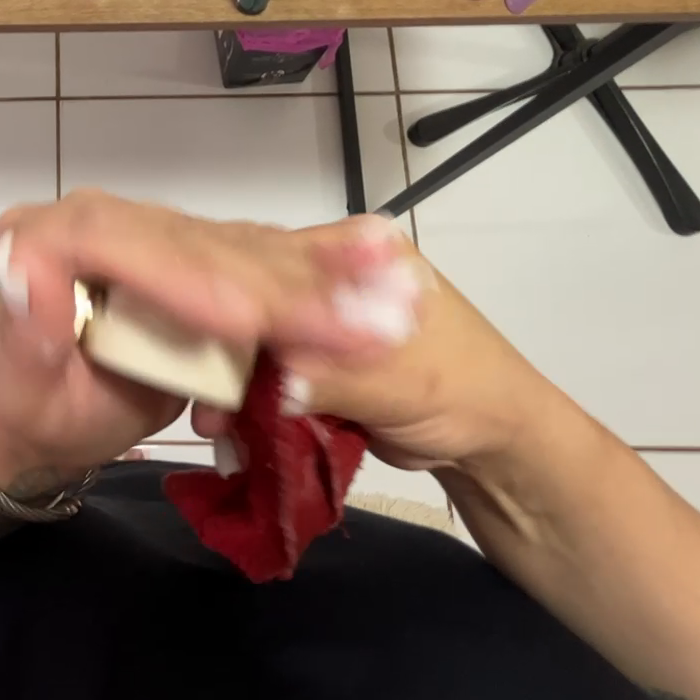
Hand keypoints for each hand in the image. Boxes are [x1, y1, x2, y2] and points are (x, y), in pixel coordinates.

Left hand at [0, 192, 419, 477]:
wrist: (52, 413)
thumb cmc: (43, 412)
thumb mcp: (28, 389)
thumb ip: (29, 330)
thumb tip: (30, 264)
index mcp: (40, 239)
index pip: (106, 235)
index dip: (178, 273)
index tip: (244, 321)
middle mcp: (93, 218)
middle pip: (185, 239)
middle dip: (270, 286)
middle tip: (360, 325)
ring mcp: (144, 229)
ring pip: (229, 245)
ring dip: (309, 282)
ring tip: (390, 305)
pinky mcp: (184, 248)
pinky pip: (250, 256)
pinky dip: (312, 277)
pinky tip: (377, 278)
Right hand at [204, 224, 575, 471]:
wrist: (493, 447)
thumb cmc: (461, 391)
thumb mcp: (393, 379)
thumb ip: (322, 376)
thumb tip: (250, 382)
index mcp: (359, 252)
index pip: (278, 263)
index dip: (241, 303)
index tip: (207, 344)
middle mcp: (333, 275)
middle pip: (263, 304)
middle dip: (235, 350)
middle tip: (206, 393)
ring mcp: (322, 319)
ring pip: (263, 341)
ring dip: (241, 379)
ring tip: (214, 416)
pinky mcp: (317, 358)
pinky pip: (273, 371)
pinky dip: (256, 396)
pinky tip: (231, 418)